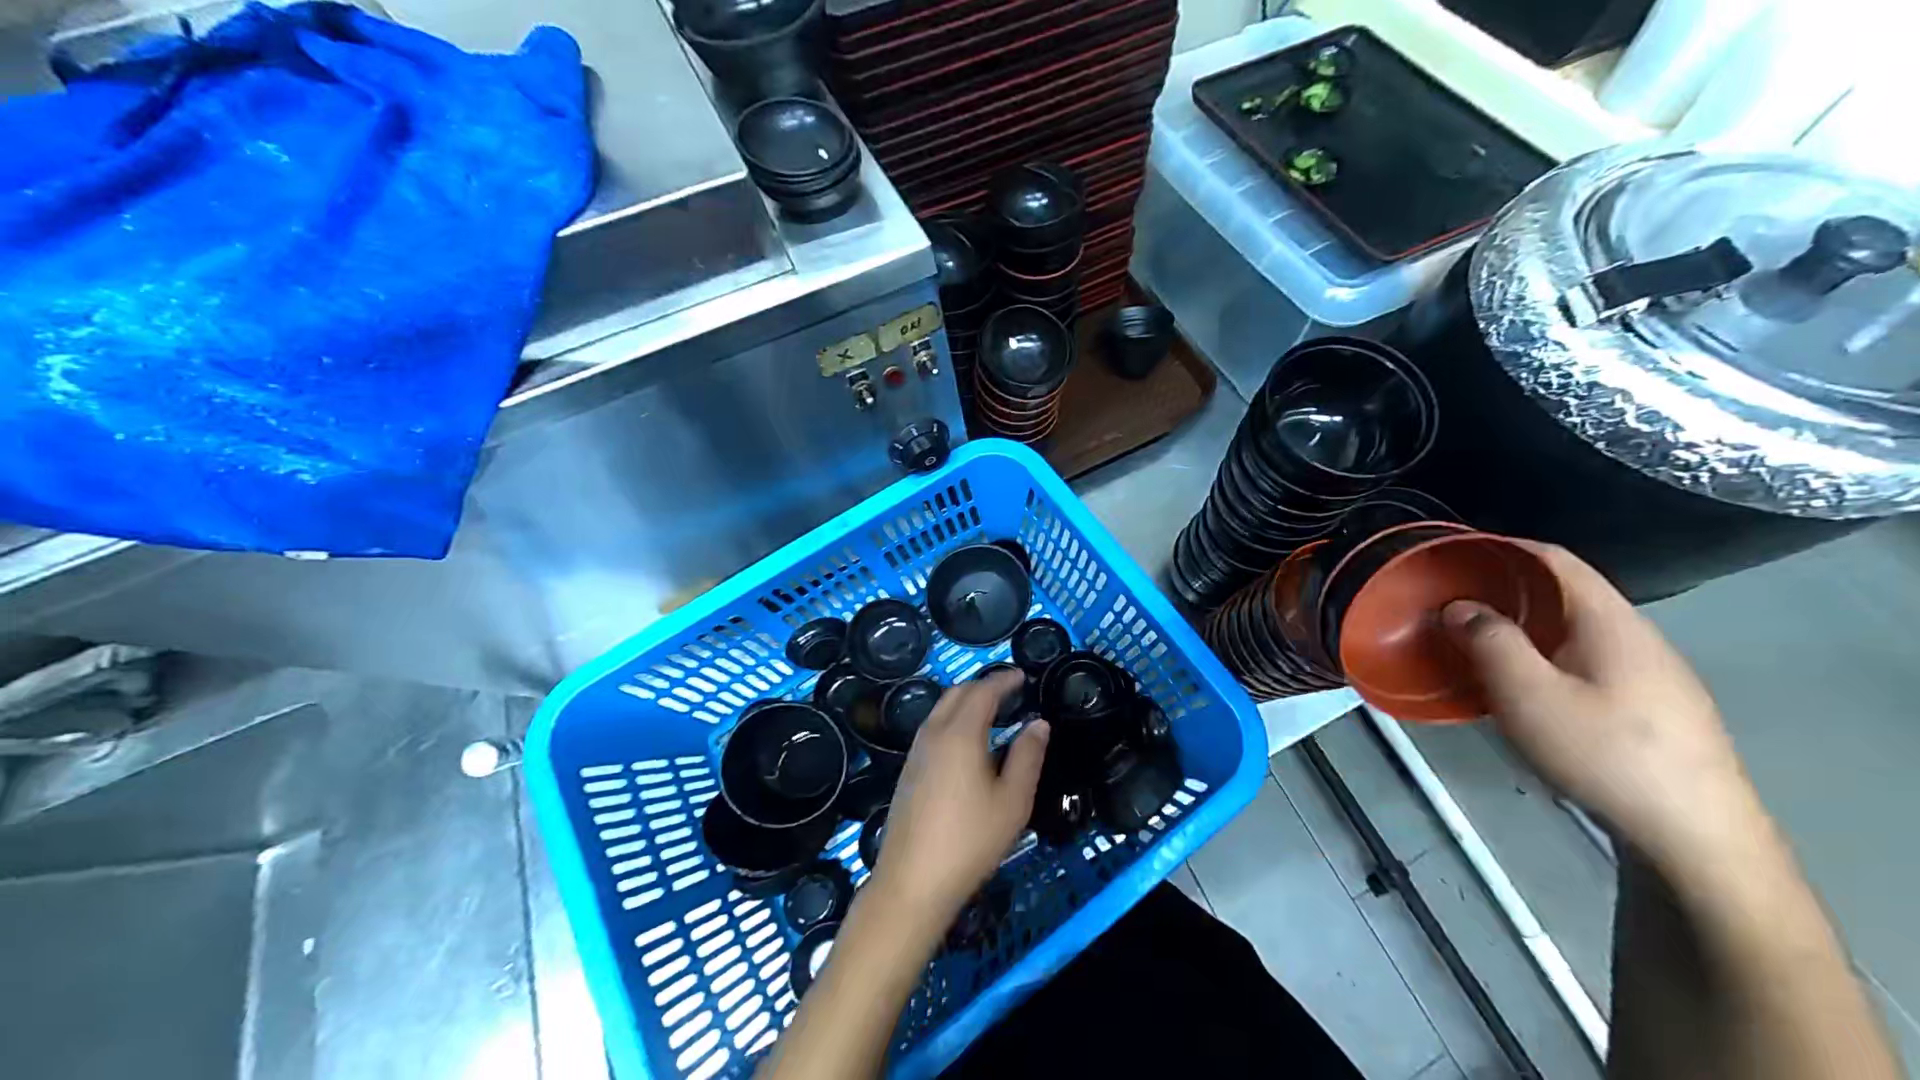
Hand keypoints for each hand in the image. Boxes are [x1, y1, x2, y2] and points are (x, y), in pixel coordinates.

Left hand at [868, 670, 1048, 921]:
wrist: (912, 881)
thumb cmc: (970, 840)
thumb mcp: (1013, 801)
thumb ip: (1028, 757)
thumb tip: (1038, 723)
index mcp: (960, 734)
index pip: (983, 692)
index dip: (1003, 680)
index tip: (1022, 676)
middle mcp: (933, 734)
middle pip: (957, 694)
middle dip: (983, 686)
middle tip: (1009, 691)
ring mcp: (916, 752)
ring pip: (940, 710)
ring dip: (965, 702)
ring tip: (992, 712)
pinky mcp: (908, 771)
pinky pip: (933, 729)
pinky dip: (953, 720)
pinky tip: (967, 743)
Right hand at [1442, 542, 1761, 870]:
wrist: (1696, 836)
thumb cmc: (1604, 752)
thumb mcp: (1528, 695)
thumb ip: (1489, 641)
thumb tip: (1460, 605)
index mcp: (1611, 622)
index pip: (1556, 559)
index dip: (1505, 546)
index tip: (1456, 551)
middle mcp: (1638, 637)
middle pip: (1566, 592)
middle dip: (1507, 587)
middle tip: (1453, 598)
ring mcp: (1652, 674)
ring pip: (1577, 629)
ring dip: (1525, 623)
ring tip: (1477, 638)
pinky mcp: (1654, 707)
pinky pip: (1587, 658)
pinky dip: (1545, 652)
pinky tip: (1525, 683)